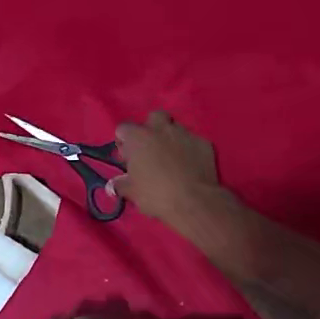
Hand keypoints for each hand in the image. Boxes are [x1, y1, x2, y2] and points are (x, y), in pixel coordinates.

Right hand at [112, 111, 224, 227]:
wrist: (194, 201)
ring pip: (176, 128)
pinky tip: (190, 164)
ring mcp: (185, 134)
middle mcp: (162, 129)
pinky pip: (193, 141)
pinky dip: (190, 149)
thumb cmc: (157, 195)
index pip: (124, 128)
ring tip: (172, 158)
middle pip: (154, 117)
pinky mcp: (204, 143)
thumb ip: (121, 184)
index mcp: (139, 137)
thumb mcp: (132, 193)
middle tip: (151, 149)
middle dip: (151, 128)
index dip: (124, 142)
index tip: (128, 157)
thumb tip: (115, 184)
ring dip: (171, 138)